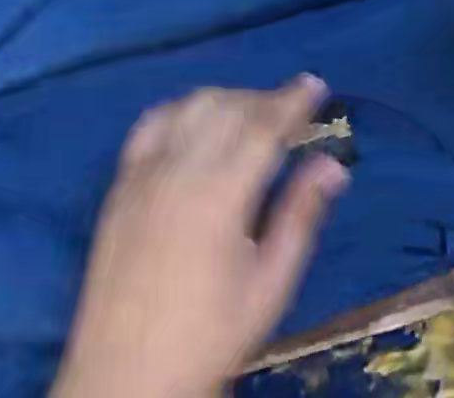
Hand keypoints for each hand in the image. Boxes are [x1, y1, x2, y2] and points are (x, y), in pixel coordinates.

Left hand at [52, 76, 349, 397]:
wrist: (124, 381)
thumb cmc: (209, 336)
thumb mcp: (270, 285)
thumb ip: (301, 215)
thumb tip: (333, 164)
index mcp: (219, 197)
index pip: (263, 127)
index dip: (293, 101)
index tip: (316, 84)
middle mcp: (178, 172)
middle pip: (229, 107)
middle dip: (266, 98)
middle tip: (292, 111)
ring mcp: (143, 175)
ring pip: (191, 106)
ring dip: (228, 99)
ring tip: (252, 115)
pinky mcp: (120, 185)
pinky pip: (151, 124)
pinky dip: (182, 110)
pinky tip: (198, 122)